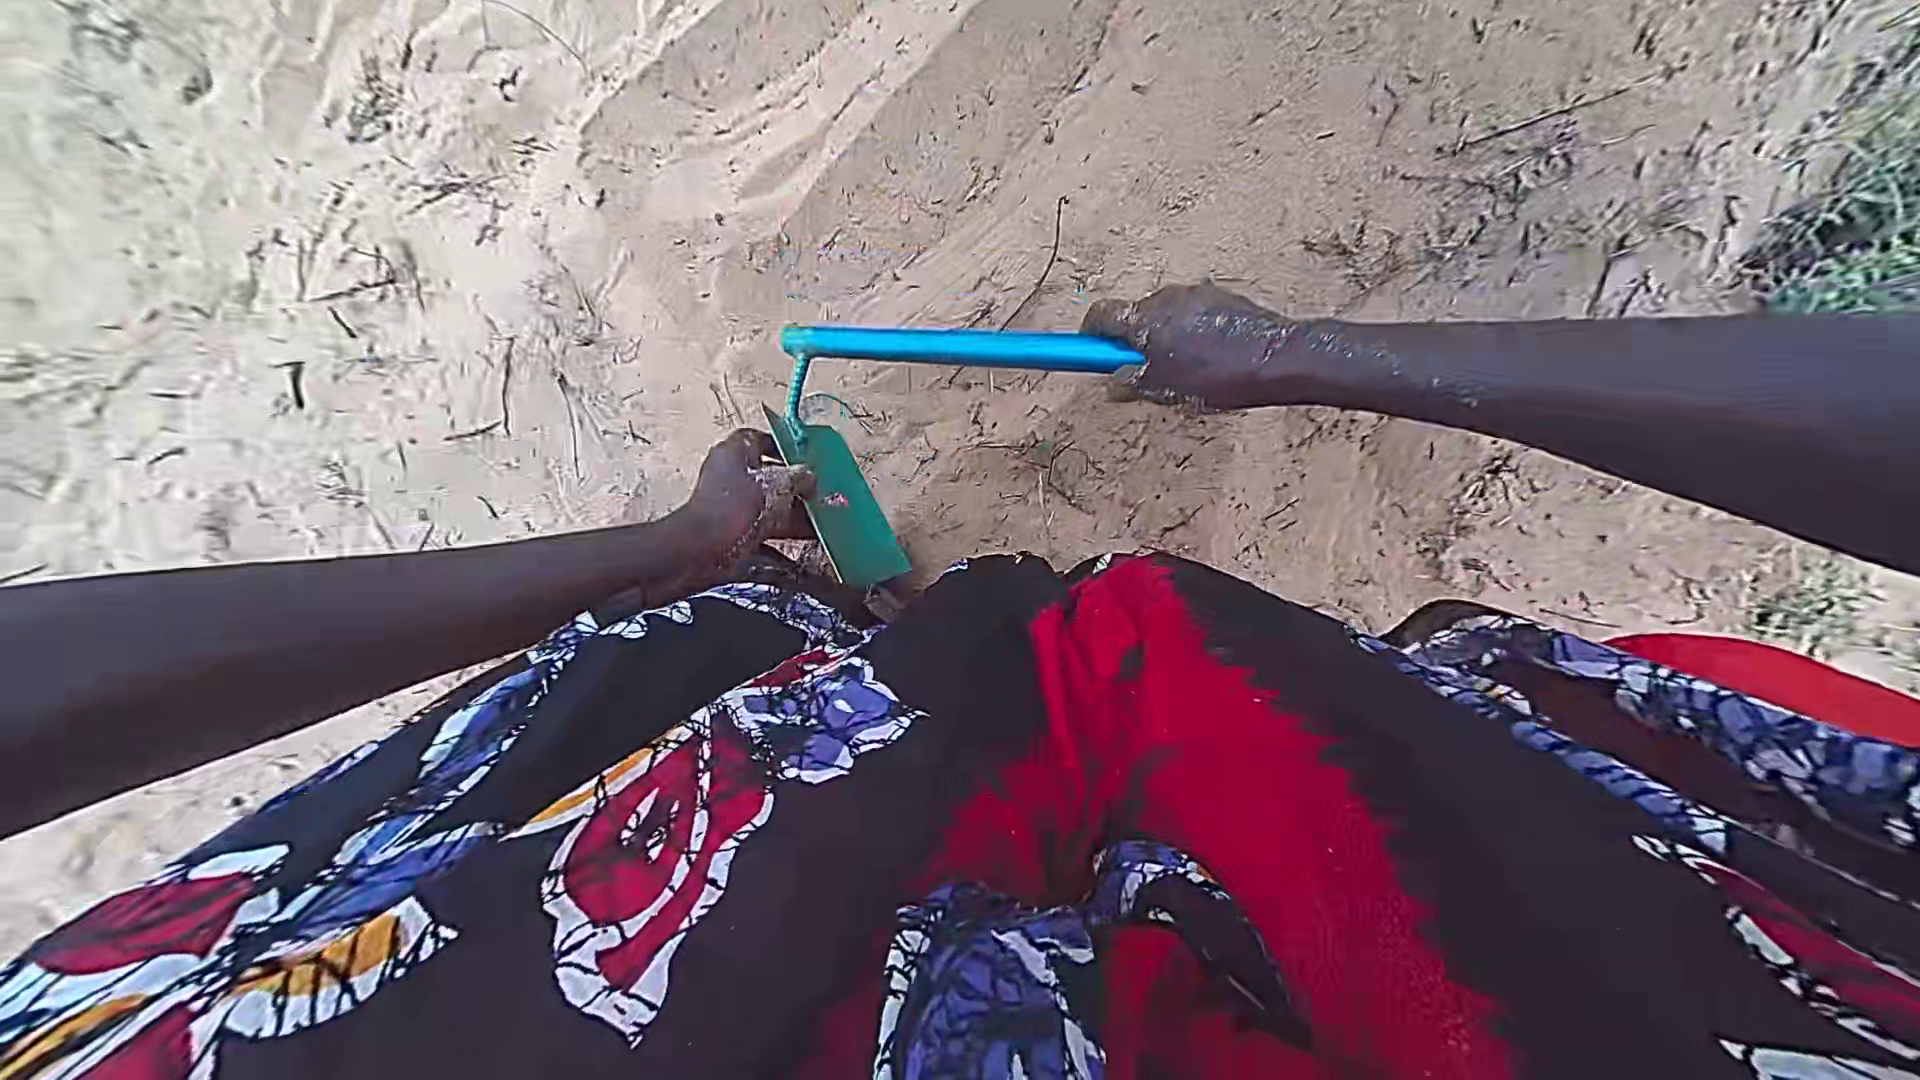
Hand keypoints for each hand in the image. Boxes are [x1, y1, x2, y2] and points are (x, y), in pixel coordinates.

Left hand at [674, 430, 814, 573]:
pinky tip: (808, 540)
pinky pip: (766, 526)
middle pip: (768, 474)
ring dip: (794, 511)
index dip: (781, 446)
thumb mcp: (776, 485)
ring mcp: (732, 503)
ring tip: (821, 518)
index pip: (758, 439)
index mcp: (734, 453)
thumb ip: (798, 478)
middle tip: (818, 491)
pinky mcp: (734, 528)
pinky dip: (785, 533)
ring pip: (770, 503)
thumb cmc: (738, 505)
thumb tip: (810, 478)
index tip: (804, 458)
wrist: (707, 548)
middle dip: (794, 485)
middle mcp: (730, 474)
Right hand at [1080, 282, 1341, 409]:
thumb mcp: (1164, 390)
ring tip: (1178, 369)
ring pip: (1163, 315)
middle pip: (1133, 315)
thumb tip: (1112, 385)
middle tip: (1138, 372)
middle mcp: (1166, 297)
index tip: (1087, 350)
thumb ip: (1131, 384)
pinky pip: (1189, 314)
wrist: (1279, 359)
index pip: (1100, 315)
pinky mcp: (1221, 298)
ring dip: (1160, 337)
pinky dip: (1185, 332)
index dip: (1089, 334)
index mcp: (1144, 319)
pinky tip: (1204, 359)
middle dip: (1129, 341)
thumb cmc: (1216, 377)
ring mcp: (1196, 294)